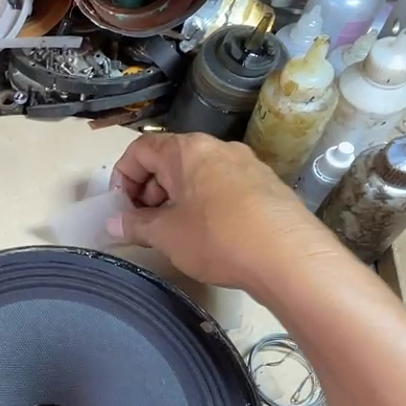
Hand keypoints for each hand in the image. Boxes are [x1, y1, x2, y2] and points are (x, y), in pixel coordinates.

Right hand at [108, 132, 343, 292]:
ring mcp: (246, 164)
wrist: (290, 257)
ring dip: (177, 199)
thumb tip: (115, 223)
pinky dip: (205, 203)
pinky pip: (223, 186)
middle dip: (149, 191)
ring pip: (197, 174)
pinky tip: (210, 235)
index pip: (140, 150)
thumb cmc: (217, 238)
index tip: (122, 208)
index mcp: (187, 150)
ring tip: (176, 232)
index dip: (123, 178)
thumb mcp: (166, 235)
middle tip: (145, 223)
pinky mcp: (266, 185)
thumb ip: (136, 225)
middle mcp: (217, 148)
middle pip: (169, 160)